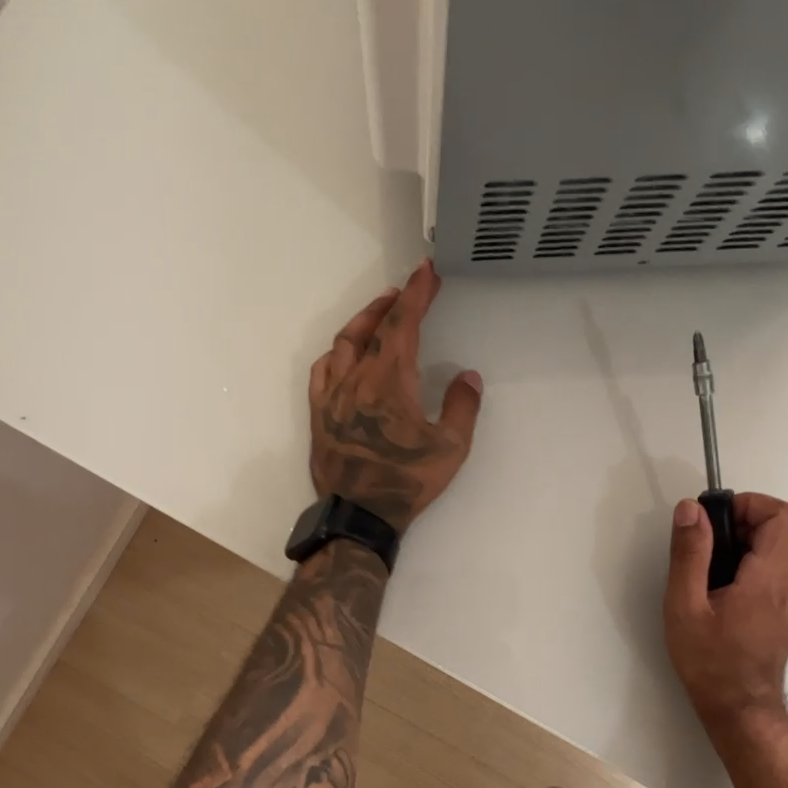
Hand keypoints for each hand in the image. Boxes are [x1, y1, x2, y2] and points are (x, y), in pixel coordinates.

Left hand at [308, 259, 482, 532]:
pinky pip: (323, 371)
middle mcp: (356, 379)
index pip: (402, 324)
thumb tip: (468, 379)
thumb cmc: (406, 482)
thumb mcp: (449, 449)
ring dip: (364, 322)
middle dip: (393, 302)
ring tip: (381, 312)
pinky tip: (346, 354)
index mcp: (389, 381)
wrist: (359, 515)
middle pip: (372, 327)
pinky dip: (338, 353)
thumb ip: (461, 408)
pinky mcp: (319, 414)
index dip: (416, 293)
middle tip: (410, 289)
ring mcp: (332, 396)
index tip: (426, 272)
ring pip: (344, 344)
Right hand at [662, 493, 787, 732]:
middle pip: (778, 529)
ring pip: (773, 550)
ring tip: (703, 574)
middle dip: (738, 524)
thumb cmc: (711, 662)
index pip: (783, 514)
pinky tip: (717, 593)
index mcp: (771, 575)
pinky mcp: (784, 612)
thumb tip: (691, 509)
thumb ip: (689, 553)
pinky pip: (770, 571)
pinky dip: (745, 567)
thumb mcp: (685, 605)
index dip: (750, 504)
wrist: (740, 711)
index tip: (714, 520)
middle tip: (700, 547)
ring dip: (740, 547)